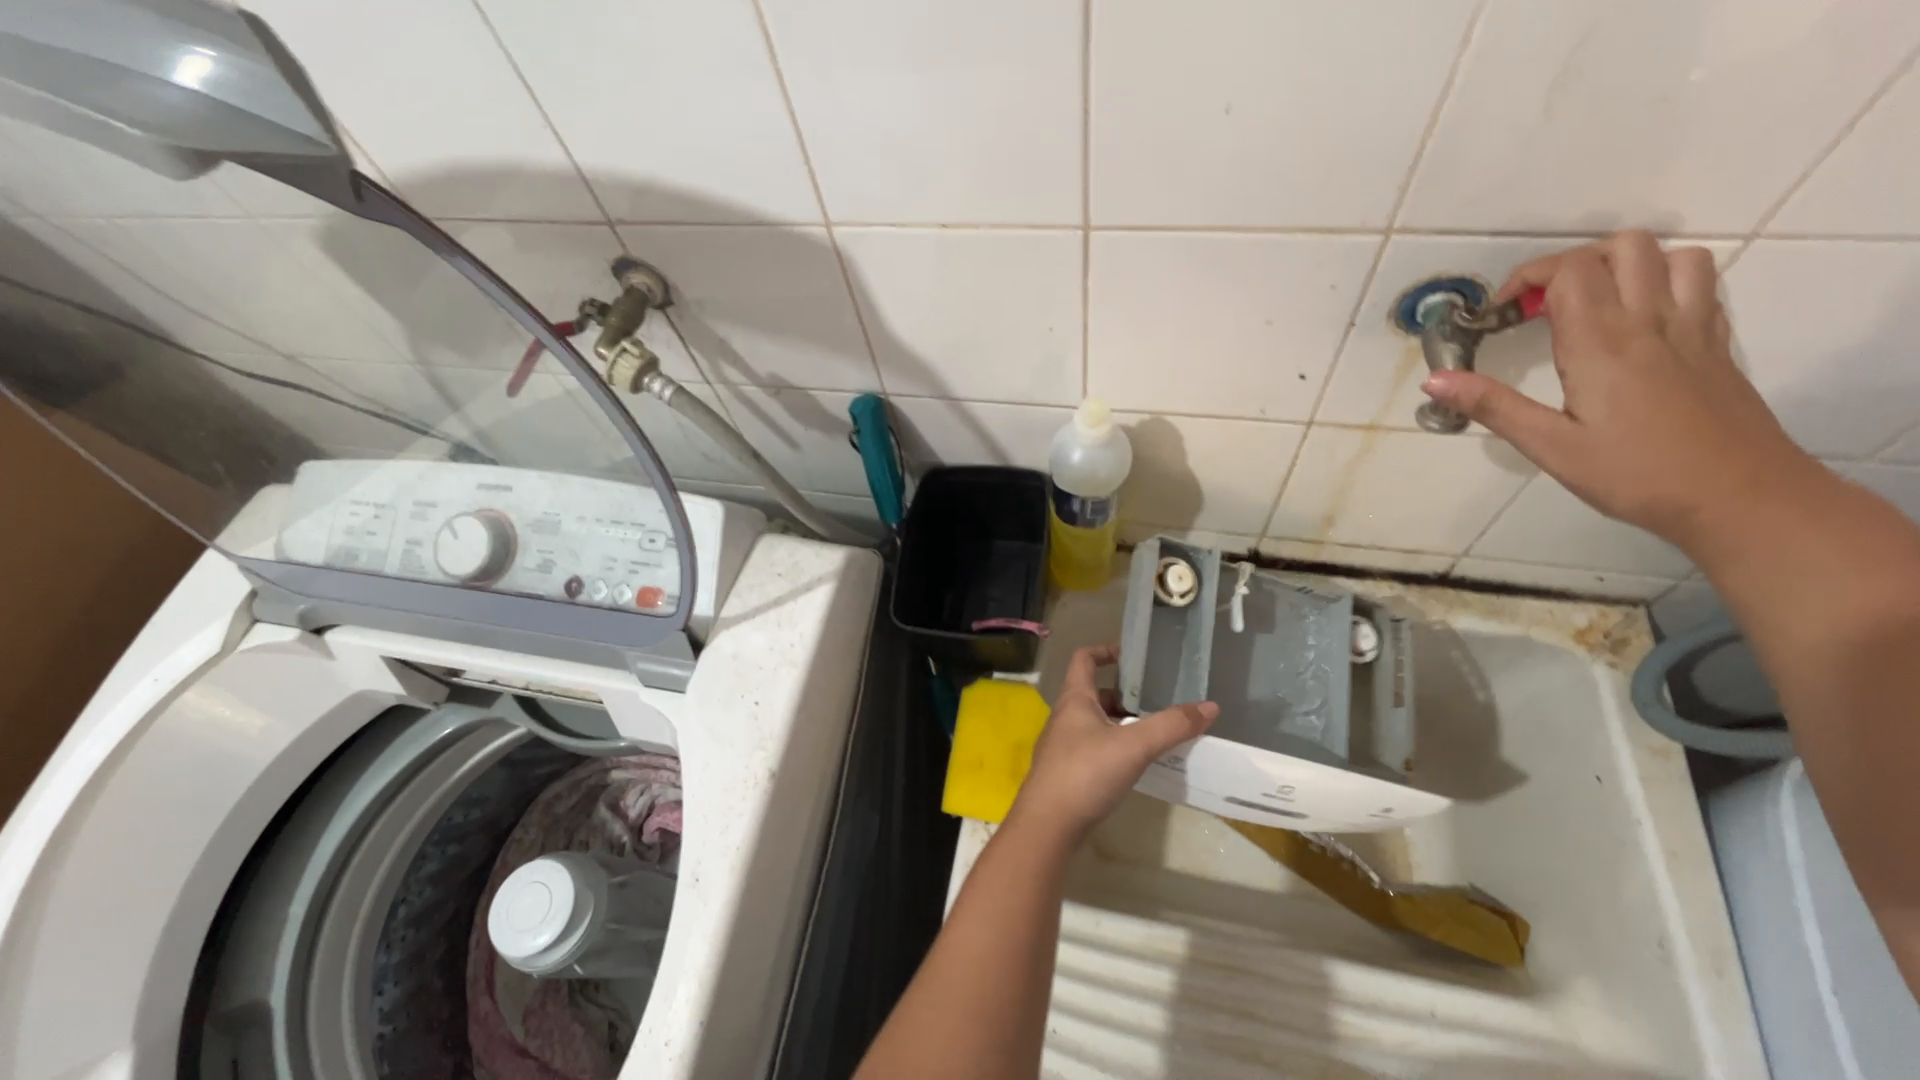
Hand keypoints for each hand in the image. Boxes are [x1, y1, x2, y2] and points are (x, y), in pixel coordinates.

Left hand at [1010, 644, 1217, 843]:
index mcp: (1074, 699)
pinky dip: (1119, 748)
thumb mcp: (1134, 745)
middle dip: (1127, 694)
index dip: (1106, 650)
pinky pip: (1097, 749)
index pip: (1084, 659)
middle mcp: (1066, 718)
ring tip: (1157, 731)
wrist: (1048, 826)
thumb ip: (1172, 725)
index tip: (1134, 655)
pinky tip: (1140, 764)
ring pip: (1098, 724)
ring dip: (1125, 723)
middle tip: (1159, 700)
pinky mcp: (1069, 773)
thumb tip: (1210, 706)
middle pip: (1096, 694)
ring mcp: (1064, 747)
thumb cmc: (1085, 773)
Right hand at [1420, 230, 1823, 551]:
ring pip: (1671, 255)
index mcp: (1602, 342)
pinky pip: (1701, 284)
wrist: (1741, 496)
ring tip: (1597, 303)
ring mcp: (1693, 328)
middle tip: (1545, 306)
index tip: (1503, 312)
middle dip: (1574, 262)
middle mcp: (1650, 320)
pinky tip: (1643, 320)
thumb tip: (1433, 380)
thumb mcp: (1551, 447)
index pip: (1569, 270)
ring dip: (1628, 264)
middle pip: (1622, 248)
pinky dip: (1668, 281)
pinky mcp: (1718, 344)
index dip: (1530, 277)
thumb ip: (1493, 406)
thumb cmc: (1636, 475)